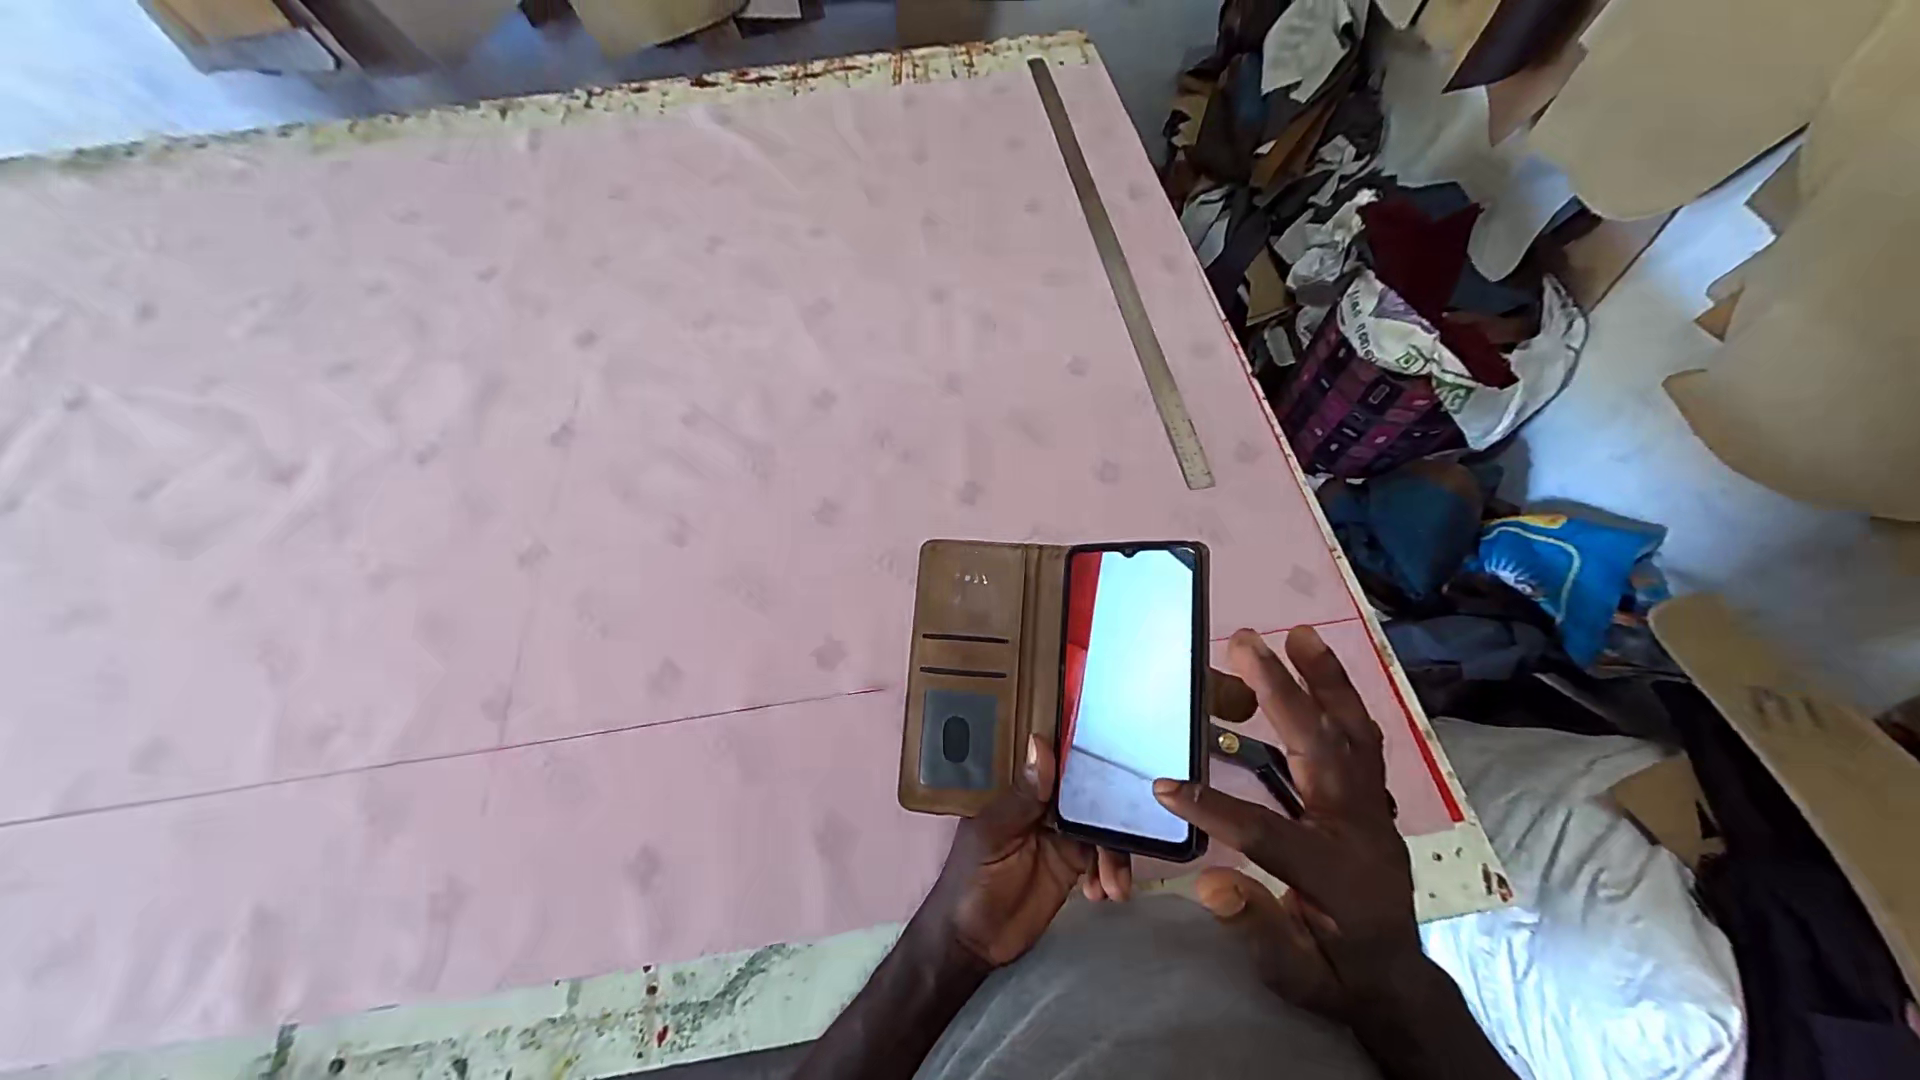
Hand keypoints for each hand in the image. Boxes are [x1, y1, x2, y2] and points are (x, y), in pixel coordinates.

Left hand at [918, 735, 1130, 968]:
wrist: (975, 942)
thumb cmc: (971, 880)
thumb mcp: (994, 836)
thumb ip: (1022, 796)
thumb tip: (1041, 743)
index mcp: (1016, 786)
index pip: (1051, 758)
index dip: (1079, 750)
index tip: (1113, 749)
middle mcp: (1041, 802)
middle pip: (1085, 789)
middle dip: (1110, 808)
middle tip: (1127, 831)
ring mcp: (1059, 831)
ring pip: (1100, 824)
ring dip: (1113, 851)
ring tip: (1112, 885)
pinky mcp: (1073, 859)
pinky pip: (1103, 853)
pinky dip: (1111, 870)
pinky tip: (1105, 893)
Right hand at [1155, 626, 1424, 1017]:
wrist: (1397, 981)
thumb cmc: (1336, 974)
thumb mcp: (1294, 974)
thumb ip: (1257, 930)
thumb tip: (1210, 882)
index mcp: (1336, 876)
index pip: (1267, 831)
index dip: (1212, 807)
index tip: (1162, 785)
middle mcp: (1360, 829)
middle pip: (1321, 750)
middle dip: (1279, 692)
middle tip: (1244, 642)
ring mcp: (1373, 809)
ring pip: (1353, 733)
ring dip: (1325, 679)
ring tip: (1301, 635)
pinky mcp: (1374, 798)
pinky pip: (1361, 739)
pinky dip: (1341, 698)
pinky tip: (1320, 669)